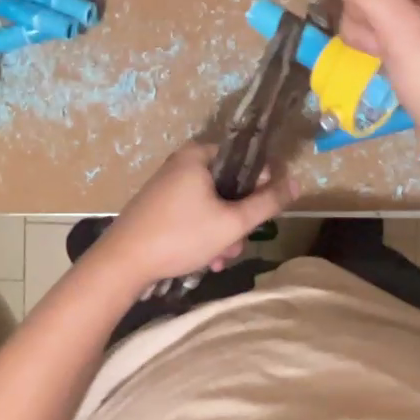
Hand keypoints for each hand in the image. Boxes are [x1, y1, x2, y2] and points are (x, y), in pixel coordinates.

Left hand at [87, 143, 295, 287]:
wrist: (123, 262)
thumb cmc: (181, 236)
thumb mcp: (232, 223)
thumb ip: (267, 203)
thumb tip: (296, 183)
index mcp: (198, 156)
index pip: (245, 159)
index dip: (261, 184)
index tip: (261, 213)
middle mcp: (180, 164)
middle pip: (228, 186)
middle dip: (237, 220)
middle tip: (235, 246)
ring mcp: (166, 186)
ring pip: (211, 206)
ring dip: (221, 233)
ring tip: (218, 260)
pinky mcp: (157, 207)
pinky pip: (192, 214)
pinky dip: (202, 235)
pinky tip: (204, 261)